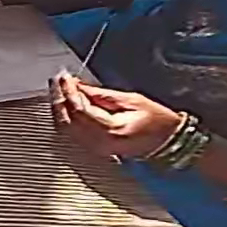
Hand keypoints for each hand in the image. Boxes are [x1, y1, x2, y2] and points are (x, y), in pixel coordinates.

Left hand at [49, 72, 181, 158]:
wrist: (169, 143)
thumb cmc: (158, 121)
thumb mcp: (132, 100)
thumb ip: (101, 94)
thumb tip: (78, 86)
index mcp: (112, 129)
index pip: (79, 108)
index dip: (69, 91)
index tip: (64, 77)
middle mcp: (99, 142)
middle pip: (67, 119)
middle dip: (59, 97)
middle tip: (57, 81)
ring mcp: (94, 148)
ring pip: (65, 127)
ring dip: (59, 107)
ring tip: (59, 89)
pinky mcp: (93, 149)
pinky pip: (70, 133)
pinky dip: (64, 117)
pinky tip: (64, 104)